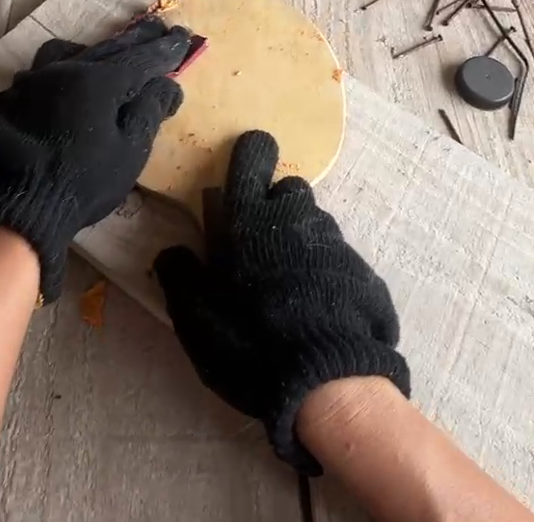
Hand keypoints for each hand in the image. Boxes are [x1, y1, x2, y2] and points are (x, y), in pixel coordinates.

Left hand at [0, 16, 192, 302]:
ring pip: (69, 53)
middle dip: (137, 39)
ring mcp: (34, 81)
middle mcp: (66, 70)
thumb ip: (150, 110)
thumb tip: (167, 83)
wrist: (25, 206)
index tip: (182, 36)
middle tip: (157, 29)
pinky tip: (64, 85)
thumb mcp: (131, 150)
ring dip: (94, 51)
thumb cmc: (86, 180)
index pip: (141, 57)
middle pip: (108, 48)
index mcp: (99, 80)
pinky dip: (61, 72)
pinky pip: (41, 73)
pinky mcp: (12, 99)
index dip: (165, 48)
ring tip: (107, 56)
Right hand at [153, 131, 409, 473]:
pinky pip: (334, 256)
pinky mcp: (361, 268)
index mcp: (250, 218)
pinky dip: (322, 269)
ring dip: (297, 239)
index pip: (253, 156)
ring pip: (312, 222)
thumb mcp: (197, 319)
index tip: (245, 165)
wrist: (331, 381)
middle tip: (259, 246)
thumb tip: (172, 252)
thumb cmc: (251, 342)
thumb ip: (180, 277)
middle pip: (287, 188)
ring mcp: (333, 241)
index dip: (250, 153)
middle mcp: (295, 217)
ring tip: (287, 284)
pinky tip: (315, 306)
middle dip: (273, 206)